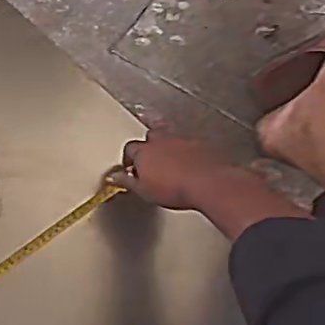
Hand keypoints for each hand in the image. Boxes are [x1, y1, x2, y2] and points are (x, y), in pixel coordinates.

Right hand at [120, 134, 240, 209]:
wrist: (209, 184)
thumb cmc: (175, 187)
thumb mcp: (144, 191)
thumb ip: (127, 182)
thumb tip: (114, 177)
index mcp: (143, 151)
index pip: (129, 149)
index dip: (129, 158)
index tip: (131, 167)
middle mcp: (161, 141)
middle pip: (150, 133)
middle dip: (148, 142)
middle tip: (149, 151)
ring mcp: (182, 141)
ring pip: (171, 135)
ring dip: (169, 143)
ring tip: (170, 153)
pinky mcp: (202, 145)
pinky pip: (191, 143)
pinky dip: (188, 149)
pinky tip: (191, 158)